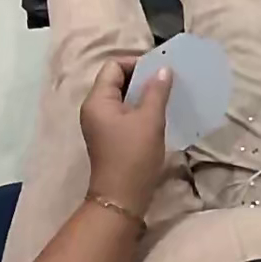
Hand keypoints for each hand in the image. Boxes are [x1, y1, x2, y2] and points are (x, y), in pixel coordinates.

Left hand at [81, 58, 171, 213]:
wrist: (122, 197)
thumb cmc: (133, 156)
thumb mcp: (149, 120)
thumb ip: (156, 91)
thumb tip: (163, 69)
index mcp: (97, 100)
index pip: (113, 67)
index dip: (136, 64)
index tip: (160, 70)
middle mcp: (94, 108)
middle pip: (116, 80)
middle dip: (140, 78)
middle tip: (166, 81)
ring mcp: (100, 124)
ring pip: (121, 98)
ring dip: (142, 94)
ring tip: (165, 96)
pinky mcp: (109, 136)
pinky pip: (123, 113)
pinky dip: (139, 109)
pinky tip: (158, 113)